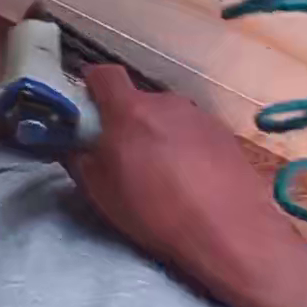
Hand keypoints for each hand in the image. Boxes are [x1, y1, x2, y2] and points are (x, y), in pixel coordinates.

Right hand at [67, 64, 306, 295]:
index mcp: (129, 111)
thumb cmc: (154, 210)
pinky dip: (182, 146)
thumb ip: (81, 159)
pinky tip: (187, 178)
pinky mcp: (225, 135)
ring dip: (155, 133)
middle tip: (120, 152)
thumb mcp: (100, 191)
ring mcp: (200, 116)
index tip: (86, 105)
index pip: (104, 74)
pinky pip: (190, 131)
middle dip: (123, 119)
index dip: (91, 84)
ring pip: (165, 116)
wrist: (230, 233)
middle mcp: (166, 103)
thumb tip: (76, 146)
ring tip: (158, 171)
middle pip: (136, 99)